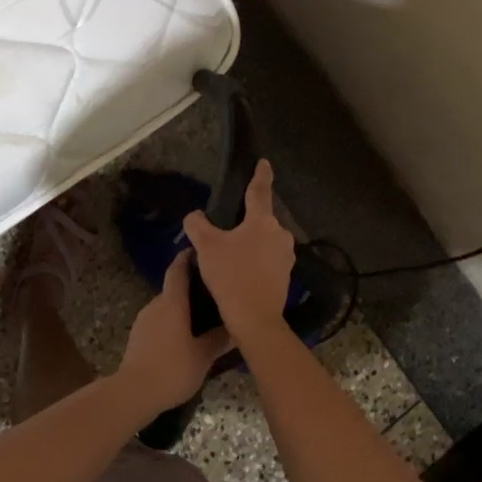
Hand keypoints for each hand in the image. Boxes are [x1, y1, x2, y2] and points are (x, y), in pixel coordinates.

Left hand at [115, 250, 232, 412]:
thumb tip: (236, 325)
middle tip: (213, 293)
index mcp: (172, 303)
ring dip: (182, 308)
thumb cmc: (173, 369)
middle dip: (191, 288)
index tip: (199, 251)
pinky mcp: (139, 334)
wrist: (135, 390)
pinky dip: (173, 321)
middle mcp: (156, 305)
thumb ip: (219, 339)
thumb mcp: (203, 356)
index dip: (187, 258)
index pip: (178, 270)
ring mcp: (144, 319)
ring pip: (166, 306)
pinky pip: (159, 320)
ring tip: (203, 316)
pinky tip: (185, 336)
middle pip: (173, 288)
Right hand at [183, 160, 295, 343]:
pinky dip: (257, 258)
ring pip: (266, 239)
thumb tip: (195, 216)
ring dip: (252, 241)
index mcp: (262, 221)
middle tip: (228, 228)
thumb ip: (197, 225)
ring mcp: (286, 256)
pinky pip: (269, 257)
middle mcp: (280, 234)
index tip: (264, 163)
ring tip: (232, 252)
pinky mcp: (286, 275)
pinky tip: (242, 269)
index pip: (260, 191)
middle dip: (248, 220)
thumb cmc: (231, 275)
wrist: (255, 318)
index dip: (261, 175)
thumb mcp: (206, 246)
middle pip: (262, 219)